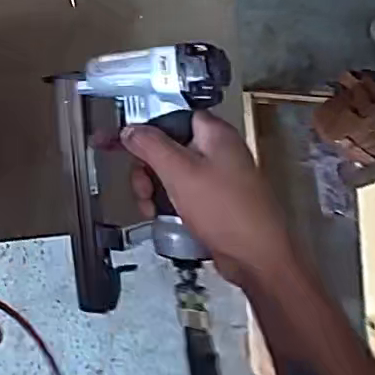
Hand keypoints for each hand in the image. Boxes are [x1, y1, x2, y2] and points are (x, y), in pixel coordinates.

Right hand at [122, 111, 298, 285]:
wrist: (257, 259)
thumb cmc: (228, 212)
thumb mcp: (180, 173)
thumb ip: (150, 145)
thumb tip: (131, 130)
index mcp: (213, 133)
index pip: (168, 116)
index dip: (141, 127)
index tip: (116, 139)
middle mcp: (216, 150)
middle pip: (164, 146)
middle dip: (145, 168)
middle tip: (142, 186)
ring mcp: (216, 176)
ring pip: (169, 171)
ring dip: (153, 188)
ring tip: (153, 206)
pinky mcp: (213, 199)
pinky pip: (180, 191)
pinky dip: (167, 202)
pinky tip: (165, 216)